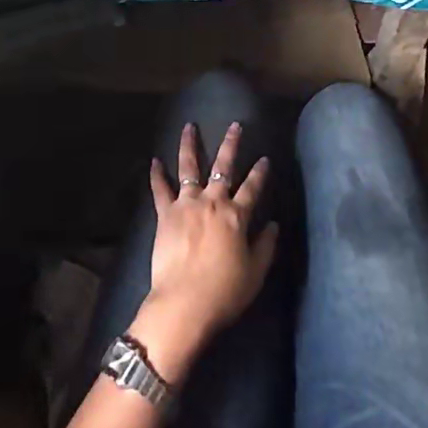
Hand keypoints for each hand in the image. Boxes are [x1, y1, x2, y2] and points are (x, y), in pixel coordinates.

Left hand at [128, 122, 277, 380]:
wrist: (185, 301)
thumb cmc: (225, 292)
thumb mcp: (255, 272)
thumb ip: (265, 246)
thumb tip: (273, 224)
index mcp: (237, 216)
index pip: (253, 188)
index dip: (260, 173)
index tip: (265, 158)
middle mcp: (212, 202)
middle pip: (224, 167)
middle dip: (231, 145)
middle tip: (235, 125)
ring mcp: (186, 204)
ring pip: (189, 168)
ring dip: (190, 145)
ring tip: (189, 126)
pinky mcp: (165, 213)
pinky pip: (159, 189)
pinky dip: (156, 174)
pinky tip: (154, 160)